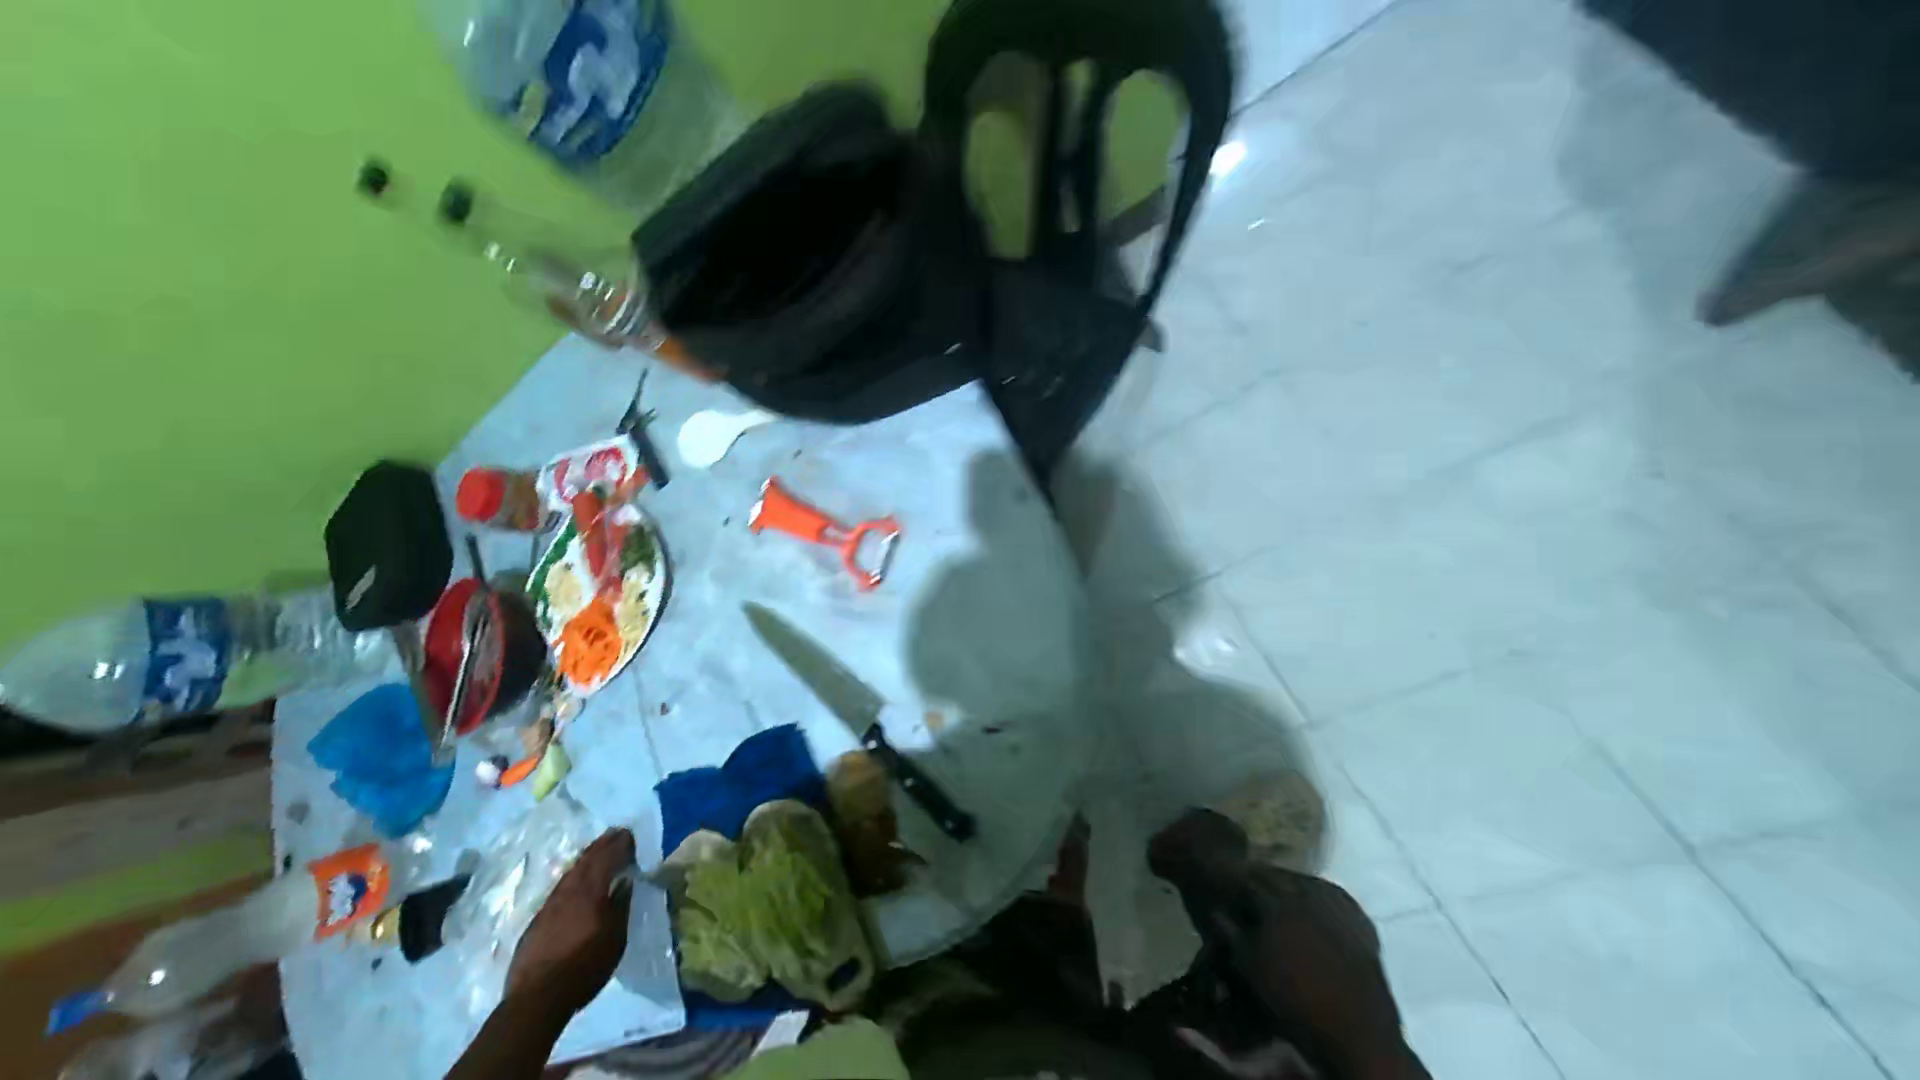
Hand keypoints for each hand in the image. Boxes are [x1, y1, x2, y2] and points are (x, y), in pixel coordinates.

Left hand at [504, 828, 635, 1020]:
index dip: (618, 845)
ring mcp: (548, 907)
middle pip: (586, 861)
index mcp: (590, 893)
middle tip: (614, 833)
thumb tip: (624, 882)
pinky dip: (571, 877)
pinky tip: (573, 881)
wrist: (536, 999)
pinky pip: (559, 888)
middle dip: (601, 845)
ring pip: (570, 874)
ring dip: (585, 859)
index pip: (606, 859)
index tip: (628, 834)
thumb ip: (620, 906)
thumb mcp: (615, 938)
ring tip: (596, 850)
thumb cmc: (584, 967)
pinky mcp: (536, 922)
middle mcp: (567, 893)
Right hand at [1149, 811, 1420, 1077]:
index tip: (1228, 880)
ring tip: (1281, 889)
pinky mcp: (1361, 925)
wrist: (1355, 1033)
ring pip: (1307, 882)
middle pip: (1279, 877)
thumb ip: (1230, 934)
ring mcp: (1337, 909)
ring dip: (1292, 882)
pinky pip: (1336, 897)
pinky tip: (1316, 900)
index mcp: (1277, 905)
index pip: (1251, 880)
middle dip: (1263, 877)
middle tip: (1251, 881)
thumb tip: (1217, 910)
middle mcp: (1307, 898)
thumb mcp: (1250, 968)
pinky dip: (1322, 894)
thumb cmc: (1294, 1000)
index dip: (1237, 879)